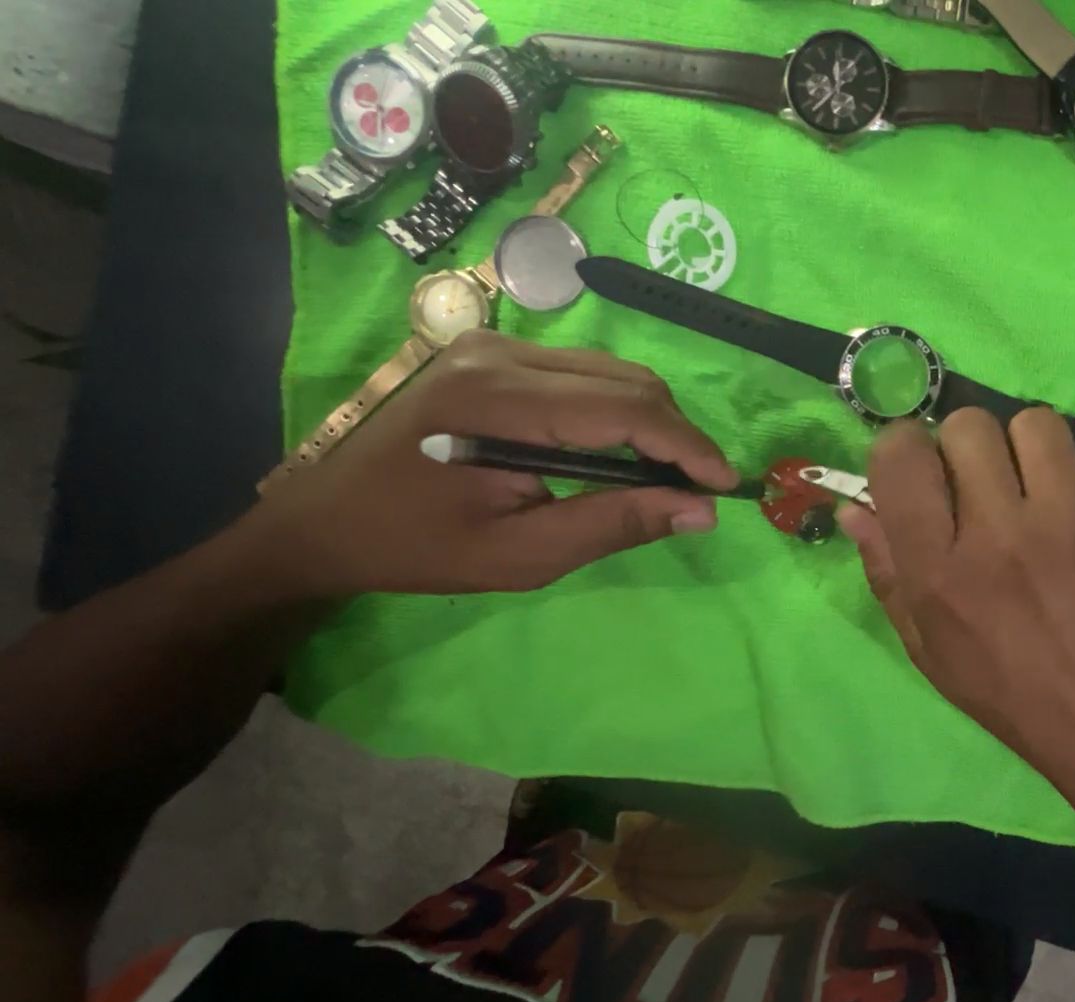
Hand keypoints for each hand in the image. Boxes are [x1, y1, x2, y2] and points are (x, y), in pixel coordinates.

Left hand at [245, 330, 738, 597]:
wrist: (323, 520)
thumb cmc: (416, 547)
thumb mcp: (521, 555)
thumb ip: (614, 525)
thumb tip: (700, 511)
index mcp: (498, 403)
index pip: (626, 409)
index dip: (688, 447)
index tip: (725, 487)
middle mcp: (500, 355)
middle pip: (628, 381)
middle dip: (677, 435)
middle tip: (697, 490)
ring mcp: (495, 347)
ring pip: (614, 372)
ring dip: (654, 423)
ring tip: (667, 476)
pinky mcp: (495, 354)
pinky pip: (587, 375)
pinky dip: (622, 413)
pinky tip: (622, 454)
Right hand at [837, 408, 1074, 827]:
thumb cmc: (1003, 690)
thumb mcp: (926, 646)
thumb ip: (886, 571)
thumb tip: (854, 508)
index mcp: (939, 570)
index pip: (902, 458)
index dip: (900, 447)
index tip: (915, 465)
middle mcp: (999, 534)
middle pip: (968, 426)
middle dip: (961, 443)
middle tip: (975, 480)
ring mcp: (1069, 524)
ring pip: (1035, 424)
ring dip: (1022, 445)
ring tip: (1029, 483)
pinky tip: (1074, 507)